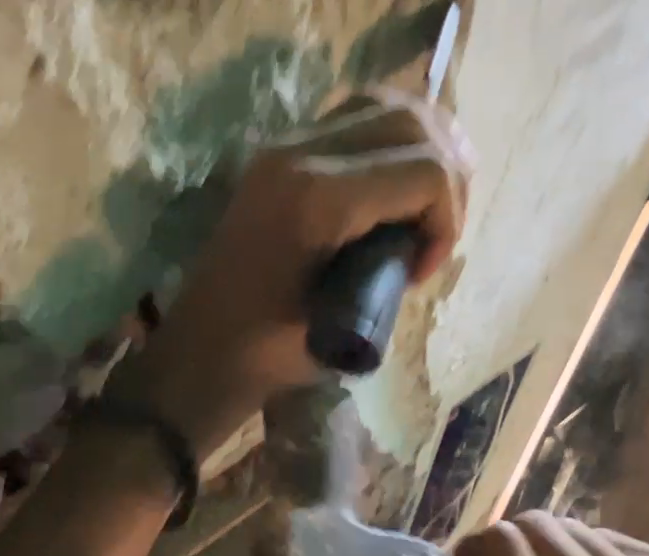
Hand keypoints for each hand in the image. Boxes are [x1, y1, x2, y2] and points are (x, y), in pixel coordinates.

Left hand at [121, 89, 473, 451]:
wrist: (201, 350)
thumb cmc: (268, 356)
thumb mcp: (346, 329)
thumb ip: (392, 271)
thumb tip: (421, 245)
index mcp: (318, 199)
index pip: (426, 172)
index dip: (447, 221)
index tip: (422, 272)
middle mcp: (301, 154)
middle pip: (412, 123)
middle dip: (447, 177)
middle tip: (438, 234)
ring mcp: (286, 147)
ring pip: (385, 106)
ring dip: (423, 149)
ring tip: (427, 206)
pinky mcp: (280, 154)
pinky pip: (353, 117)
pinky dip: (390, 143)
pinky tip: (395, 187)